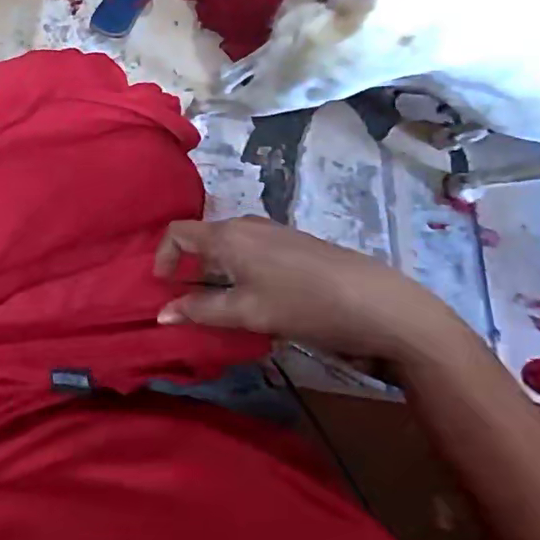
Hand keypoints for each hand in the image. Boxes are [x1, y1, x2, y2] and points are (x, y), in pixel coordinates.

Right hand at [153, 216, 473, 362]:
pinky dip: (239, 271)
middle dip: (188, 267)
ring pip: (227, 247)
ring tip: (220, 306)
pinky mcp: (293, 244)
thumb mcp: (247, 313)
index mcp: (228, 235)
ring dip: (214, 272)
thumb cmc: (303, 303)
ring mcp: (272, 232)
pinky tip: (256, 299)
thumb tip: (161, 313)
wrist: (377, 303)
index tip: (162, 288)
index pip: (177, 232)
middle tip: (186, 303)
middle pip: (202, 239)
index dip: (162, 256)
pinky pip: (250, 252)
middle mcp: (246, 225)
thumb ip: (201, 311)